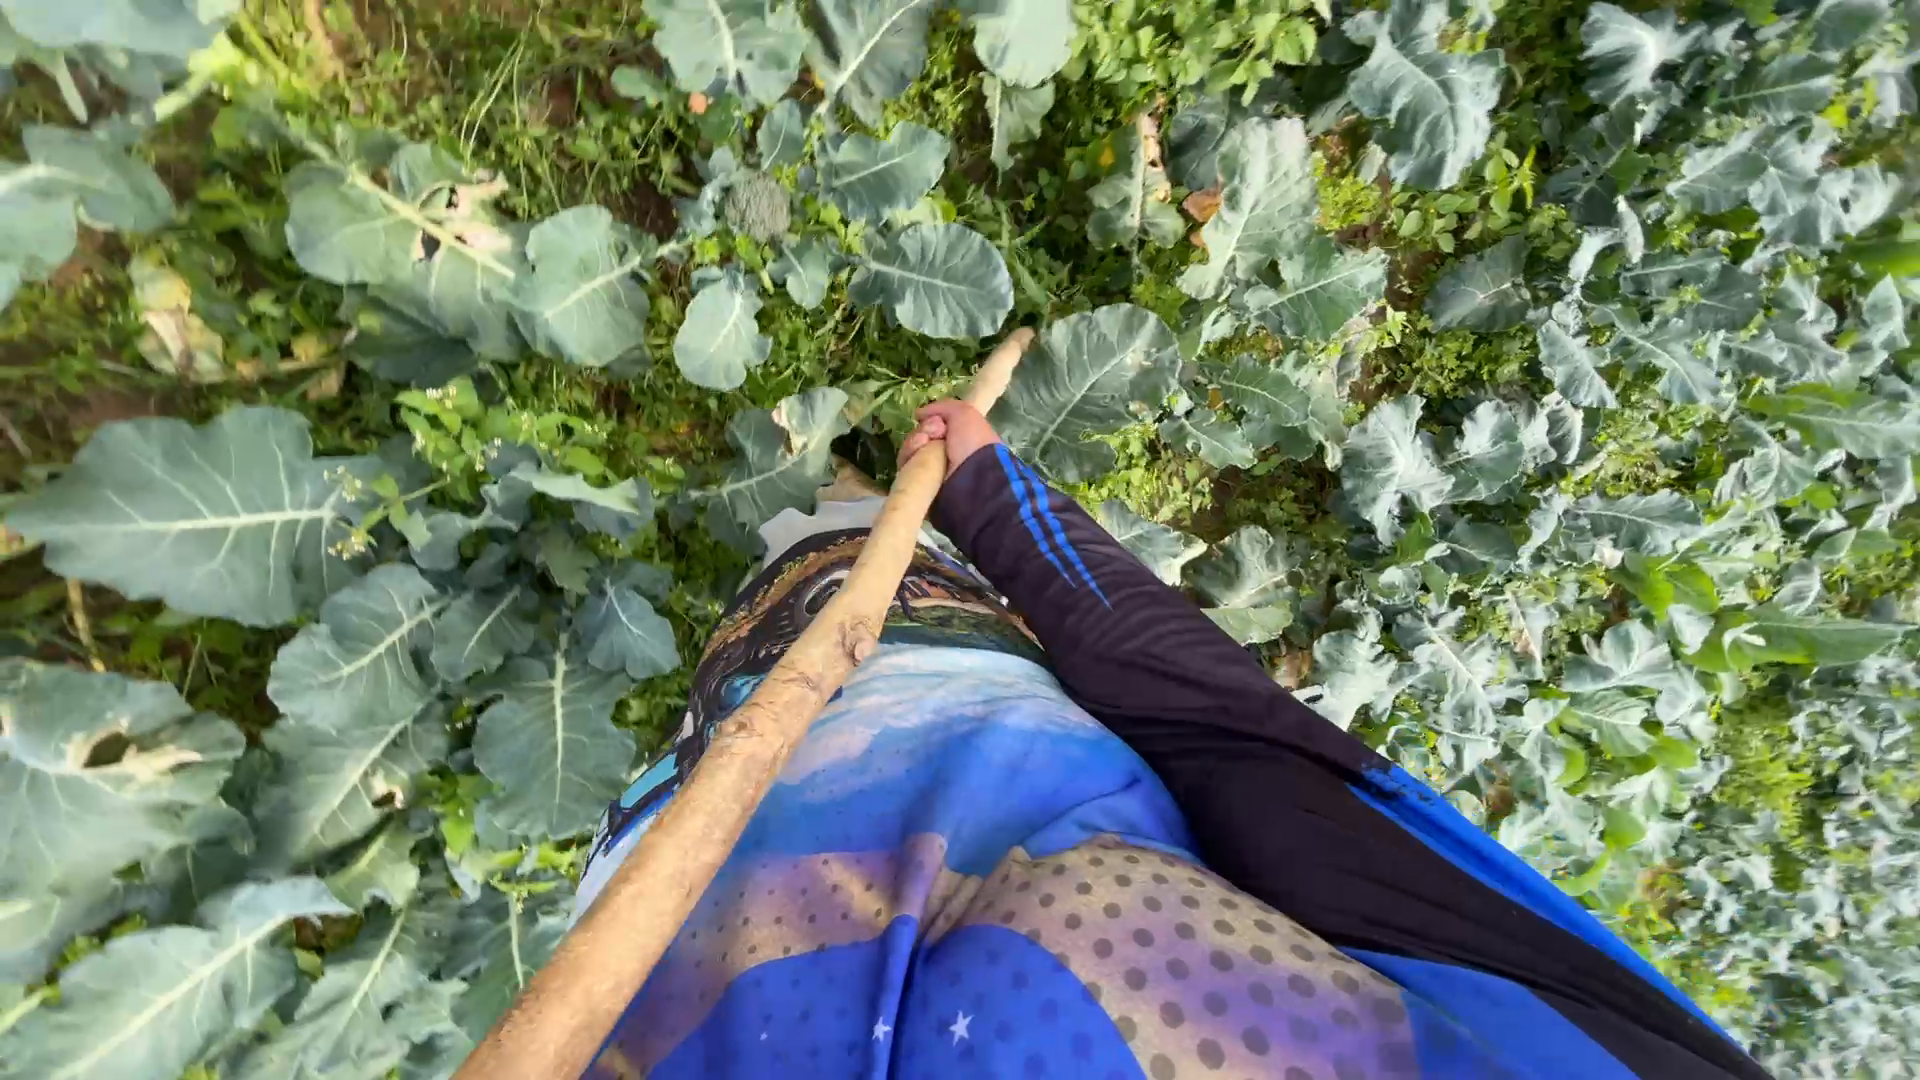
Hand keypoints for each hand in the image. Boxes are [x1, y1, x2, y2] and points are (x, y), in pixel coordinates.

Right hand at [896, 400, 1001, 476]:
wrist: (971, 478)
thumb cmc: (972, 443)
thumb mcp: (965, 413)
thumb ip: (943, 407)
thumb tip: (919, 414)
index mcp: (959, 442)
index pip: (933, 428)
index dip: (931, 422)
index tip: (937, 423)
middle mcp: (945, 457)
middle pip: (919, 438)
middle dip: (922, 432)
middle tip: (933, 434)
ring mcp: (931, 473)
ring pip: (910, 451)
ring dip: (914, 443)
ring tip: (925, 445)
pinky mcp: (919, 488)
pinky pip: (904, 467)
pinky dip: (909, 458)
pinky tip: (919, 458)